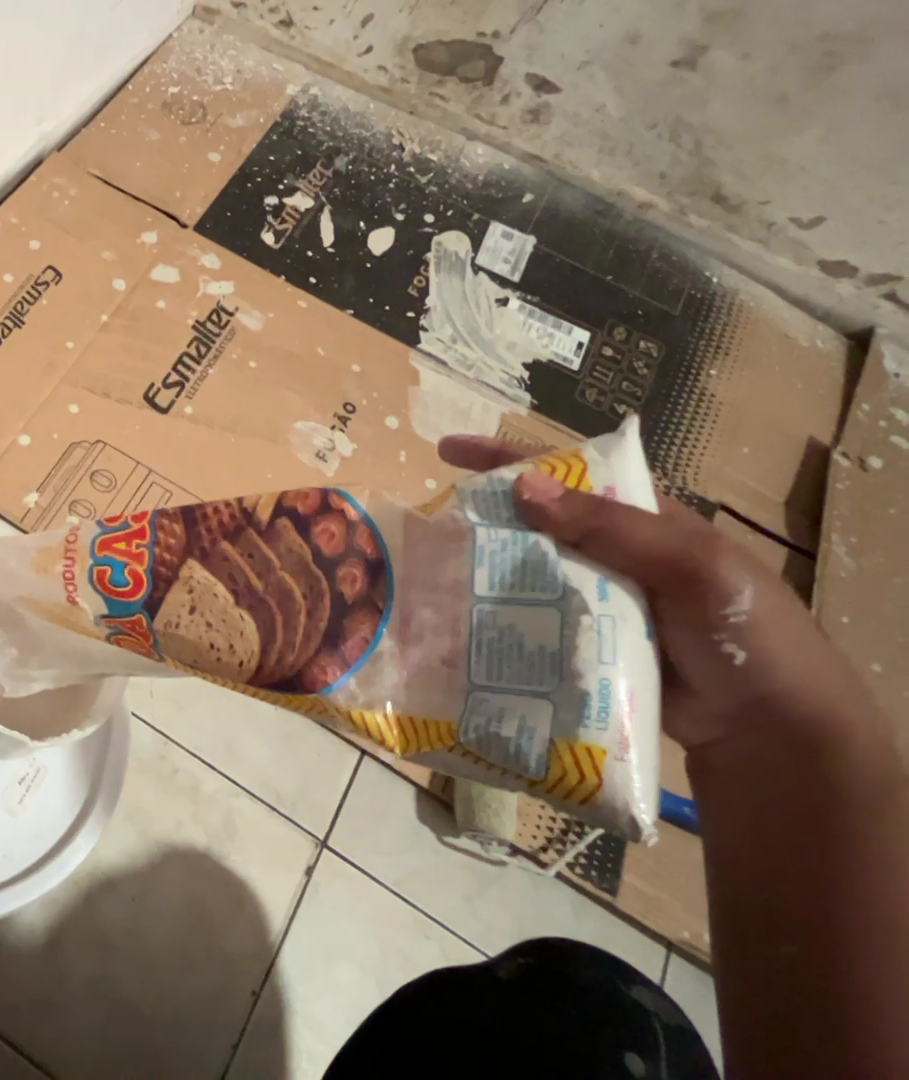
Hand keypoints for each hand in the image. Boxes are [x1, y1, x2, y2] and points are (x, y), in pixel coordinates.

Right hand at [439, 435, 876, 752]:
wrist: (766, 726)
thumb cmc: (744, 632)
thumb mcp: (691, 567)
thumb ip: (612, 527)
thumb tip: (521, 486)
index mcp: (641, 519)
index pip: (568, 474)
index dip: (507, 457)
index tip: (447, 451)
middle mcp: (608, 553)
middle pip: (531, 522)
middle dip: (479, 514)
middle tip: (425, 522)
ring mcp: (590, 599)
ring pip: (520, 570)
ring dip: (476, 567)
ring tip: (424, 571)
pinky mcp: (577, 640)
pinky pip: (523, 618)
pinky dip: (489, 613)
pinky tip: (453, 617)